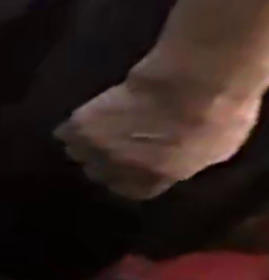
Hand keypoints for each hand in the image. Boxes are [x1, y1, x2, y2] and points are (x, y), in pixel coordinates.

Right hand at [55, 76, 261, 199]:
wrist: (187, 89)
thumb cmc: (214, 120)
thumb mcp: (209, 154)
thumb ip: (175, 165)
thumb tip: (157, 168)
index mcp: (154, 176)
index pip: (127, 190)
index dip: (129, 181)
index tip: (132, 173)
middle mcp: (118, 165)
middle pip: (96, 173)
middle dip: (103, 165)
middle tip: (114, 152)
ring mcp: (95, 145)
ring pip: (76, 153)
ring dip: (85, 147)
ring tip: (97, 136)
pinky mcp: (78, 125)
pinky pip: (65, 134)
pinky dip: (72, 130)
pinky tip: (85, 123)